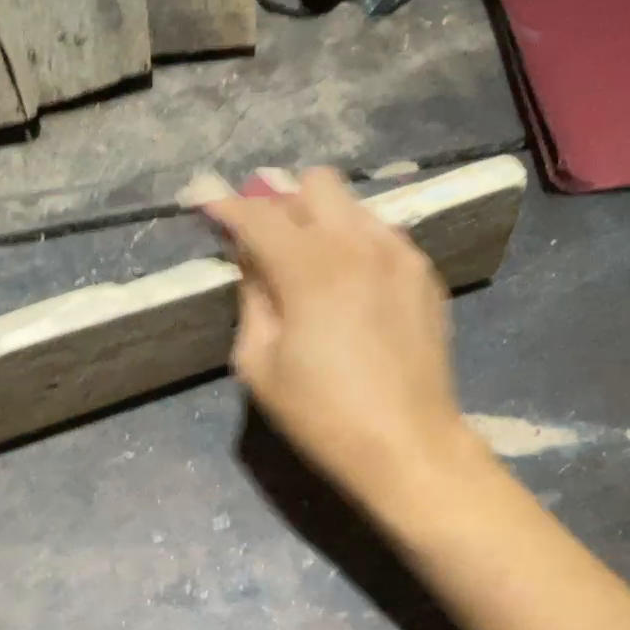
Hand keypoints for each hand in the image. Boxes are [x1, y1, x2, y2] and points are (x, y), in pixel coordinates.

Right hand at [204, 168, 480, 510]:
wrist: (408, 445)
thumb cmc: (322, 416)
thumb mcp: (260, 366)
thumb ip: (252, 300)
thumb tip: (251, 261)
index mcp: (310, 268)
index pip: (258, 214)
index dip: (225, 205)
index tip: (205, 201)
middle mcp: (358, 244)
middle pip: (315, 184)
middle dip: (282, 201)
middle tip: (266, 239)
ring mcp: (399, 254)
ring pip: (353, 205)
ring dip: (322, 221)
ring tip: (310, 266)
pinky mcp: (424, 273)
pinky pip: (381, 235)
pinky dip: (355, 245)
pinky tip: (350, 288)